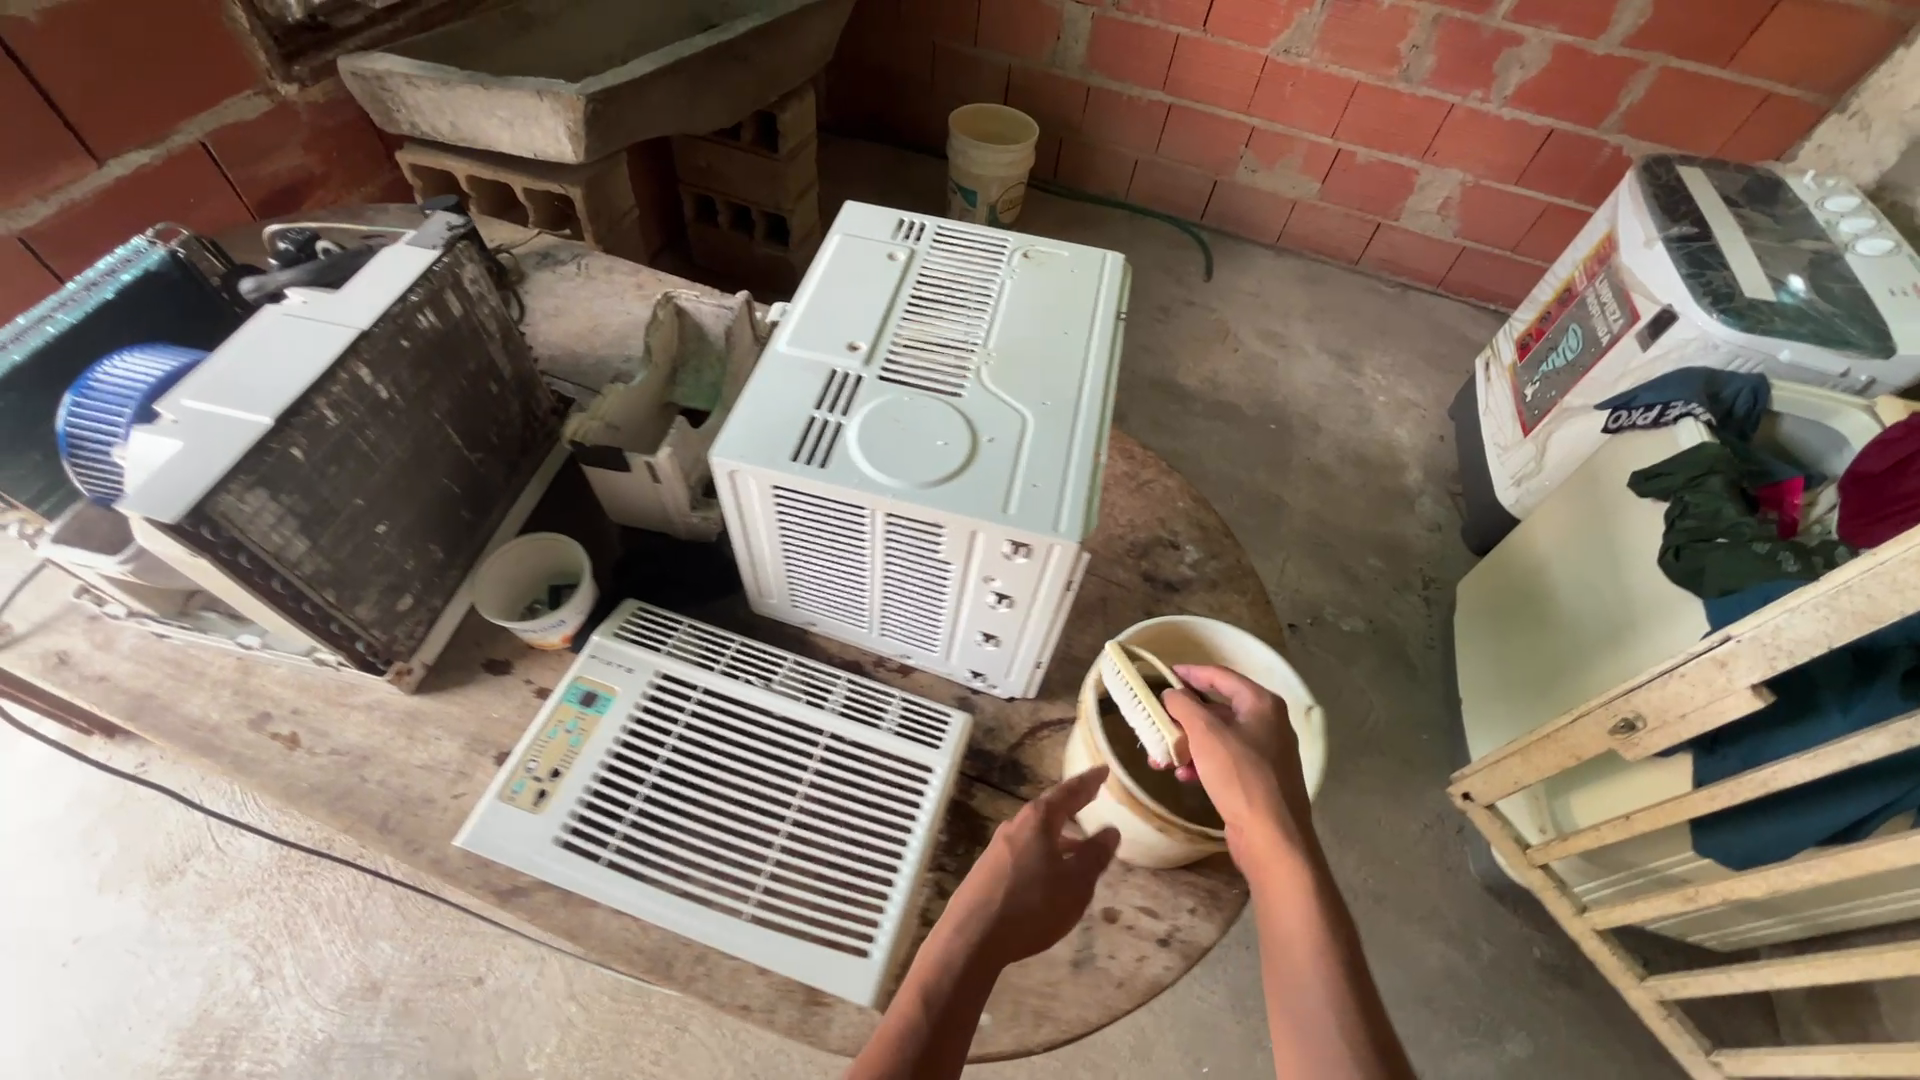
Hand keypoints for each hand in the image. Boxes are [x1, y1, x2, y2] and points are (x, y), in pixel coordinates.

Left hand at [935, 767, 1120, 970]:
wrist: (972, 937)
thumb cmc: (1031, 906)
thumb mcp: (1075, 884)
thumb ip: (1094, 855)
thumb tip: (1110, 830)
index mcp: (1039, 820)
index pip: (1069, 792)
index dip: (1089, 782)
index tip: (1103, 769)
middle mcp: (1016, 825)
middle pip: (1050, 809)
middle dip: (1072, 805)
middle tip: (1092, 798)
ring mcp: (998, 846)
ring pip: (1037, 832)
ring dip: (1060, 834)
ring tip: (1081, 846)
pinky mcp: (989, 868)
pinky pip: (1025, 850)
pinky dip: (1045, 851)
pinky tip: (1051, 874)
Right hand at [1160, 665, 1314, 860]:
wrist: (1272, 837)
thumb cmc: (1240, 776)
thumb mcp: (1205, 734)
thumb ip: (1184, 706)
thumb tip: (1171, 694)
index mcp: (1261, 704)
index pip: (1220, 676)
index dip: (1190, 672)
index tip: (1164, 674)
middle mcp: (1267, 723)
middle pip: (1217, 709)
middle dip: (1183, 717)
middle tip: (1156, 719)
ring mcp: (1264, 753)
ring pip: (1217, 738)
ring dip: (1186, 744)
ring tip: (1160, 755)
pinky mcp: (1257, 779)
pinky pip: (1223, 761)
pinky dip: (1201, 764)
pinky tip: (1183, 776)